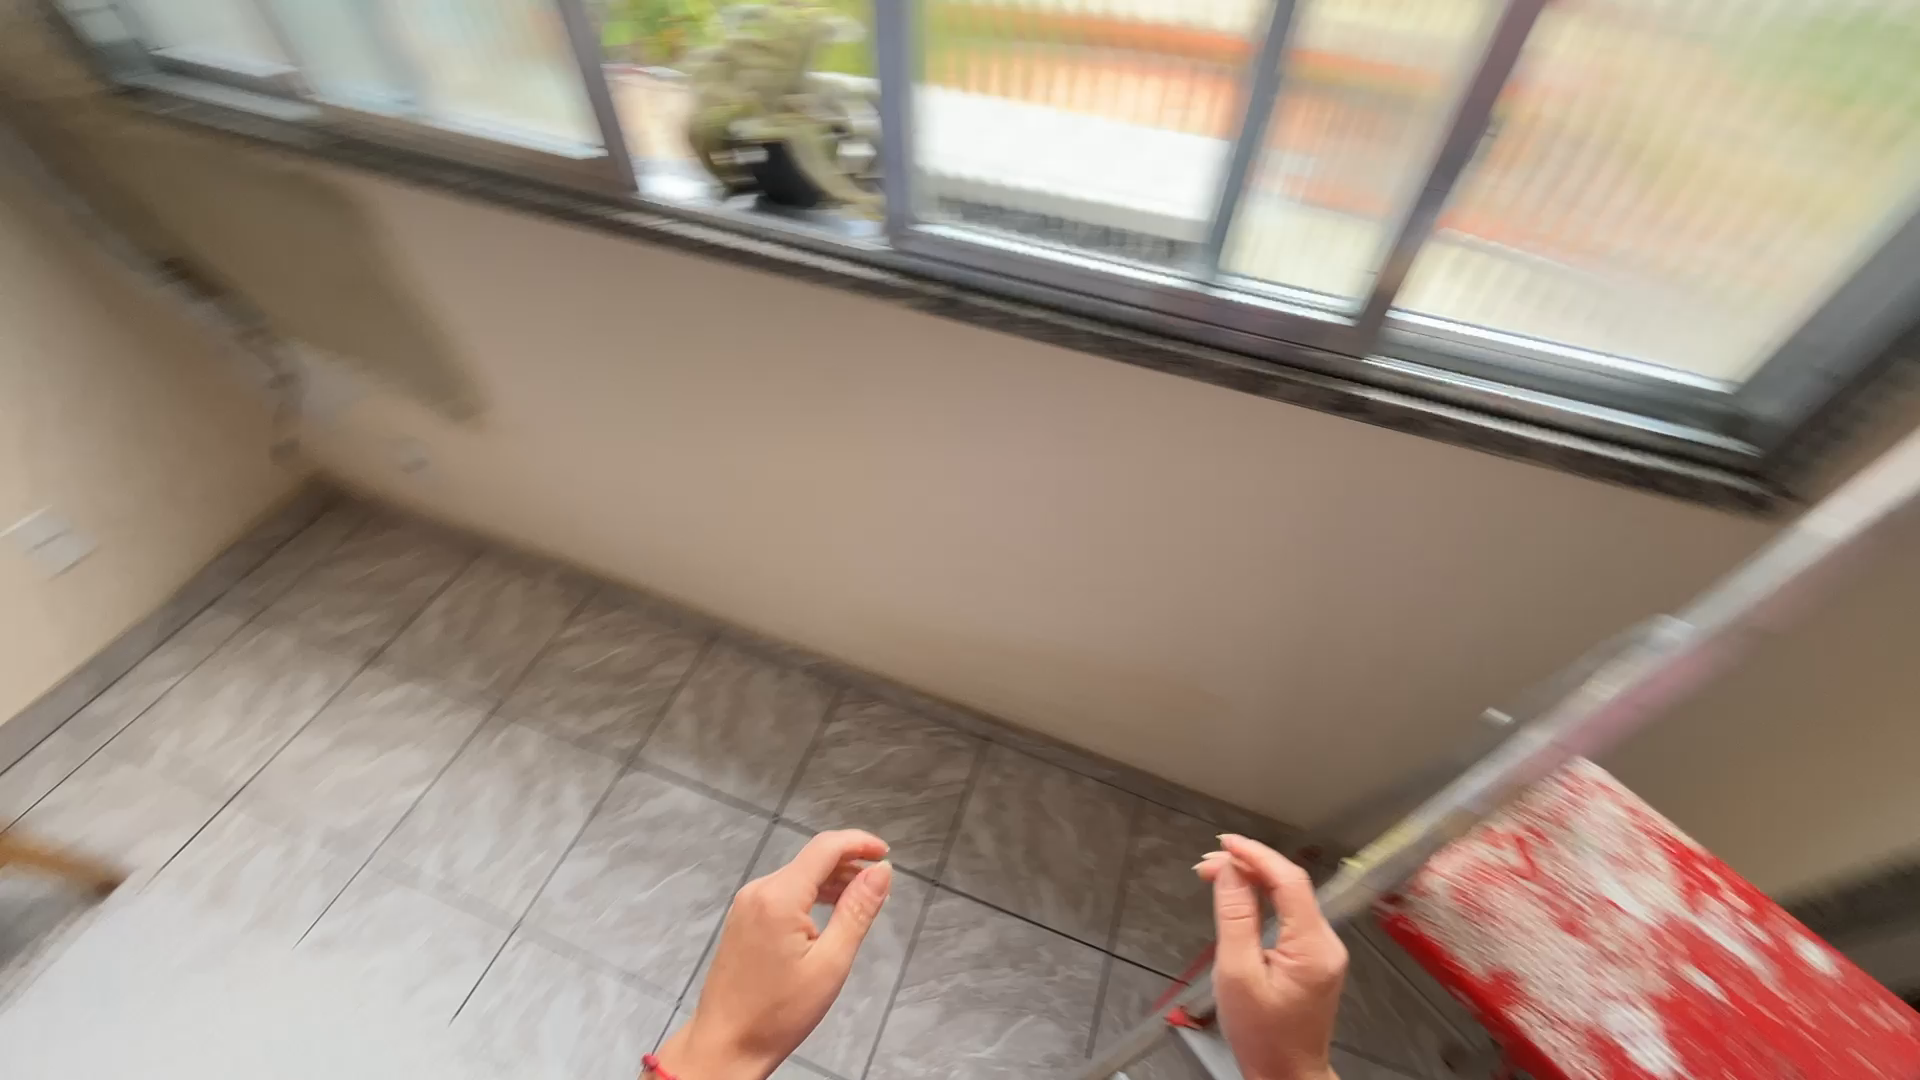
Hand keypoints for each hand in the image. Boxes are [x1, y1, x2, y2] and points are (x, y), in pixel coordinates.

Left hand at [655, 830, 892, 1079]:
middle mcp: (760, 890)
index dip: (860, 842)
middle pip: (813, 859)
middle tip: (879, 885)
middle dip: (849, 864)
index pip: (826, 847)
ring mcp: (748, 903)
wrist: (723, 1050)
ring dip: (832, 880)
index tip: (885, 853)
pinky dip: (812, 894)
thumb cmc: (776, 1015)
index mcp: (779, 896)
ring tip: (860, 901)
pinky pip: (785, 891)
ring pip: (800, 875)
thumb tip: (881, 872)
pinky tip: (829, 915)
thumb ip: (858, 910)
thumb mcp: (830, 964)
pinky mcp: (744, 917)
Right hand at [1195, 834, 1347, 1079]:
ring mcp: (1322, 948)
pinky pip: (1288, 911)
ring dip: (1251, 878)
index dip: (1256, 854)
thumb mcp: (1236, 972)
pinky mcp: (1312, 954)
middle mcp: (1326, 943)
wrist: (1285, 1075)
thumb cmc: (1259, 1033)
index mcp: (1312, 947)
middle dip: (1247, 864)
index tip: (1224, 843)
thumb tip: (1229, 869)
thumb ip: (1235, 916)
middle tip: (1205, 864)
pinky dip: (1260, 895)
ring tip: (1212, 873)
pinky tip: (1236, 894)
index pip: (1289, 880)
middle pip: (1288, 883)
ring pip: (1287, 894)